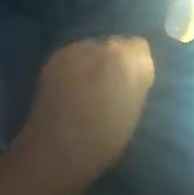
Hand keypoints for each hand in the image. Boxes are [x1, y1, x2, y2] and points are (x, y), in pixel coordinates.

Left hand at [10, 37, 154, 194]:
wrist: (57, 150)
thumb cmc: (104, 139)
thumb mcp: (133, 111)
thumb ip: (134, 84)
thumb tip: (128, 75)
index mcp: (129, 59)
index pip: (140, 47)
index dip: (136, 67)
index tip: (131, 86)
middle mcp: (102, 45)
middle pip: (114, 44)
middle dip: (113, 61)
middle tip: (108, 87)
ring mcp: (74, 49)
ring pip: (91, 48)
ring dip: (92, 62)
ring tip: (86, 89)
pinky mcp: (53, 58)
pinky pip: (71, 57)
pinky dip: (73, 68)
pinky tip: (68, 89)